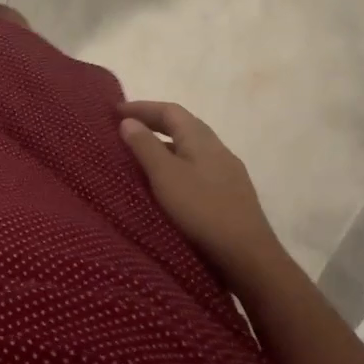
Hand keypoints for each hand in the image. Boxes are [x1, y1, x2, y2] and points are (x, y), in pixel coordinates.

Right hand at [119, 101, 286, 282]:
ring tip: (140, 154)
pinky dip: (176, 163)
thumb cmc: (201, 209)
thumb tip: (128, 121)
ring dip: (164, 144)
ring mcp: (228, 173)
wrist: (248, 256)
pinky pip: (197, 166)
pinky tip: (167, 181)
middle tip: (125, 128)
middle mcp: (218, 150)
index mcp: (202, 140)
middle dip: (153, 123)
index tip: (115, 111)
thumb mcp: (164, 175)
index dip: (142, 107)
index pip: (170, 111)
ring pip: (191, 147)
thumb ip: (144, 145)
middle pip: (183, 126)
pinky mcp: (230, 193)